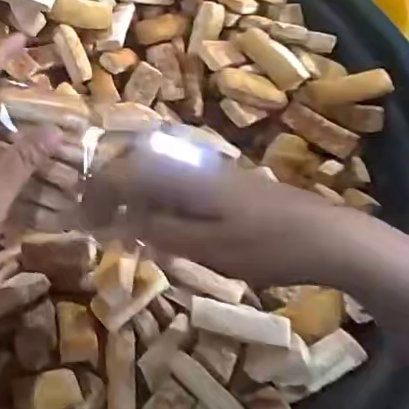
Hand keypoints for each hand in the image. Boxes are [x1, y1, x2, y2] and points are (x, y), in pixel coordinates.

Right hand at [77, 128, 377, 286]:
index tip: (81, 225)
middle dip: (104, 192)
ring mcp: (200, 166)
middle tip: (95, 224)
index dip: (92, 199)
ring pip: (144, 169)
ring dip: (124, 192)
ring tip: (117, 223)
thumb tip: (117, 223)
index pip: (115, 177)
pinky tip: (154, 219)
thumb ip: (157, 231)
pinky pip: (165, 176)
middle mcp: (182, 160)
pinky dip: (148, 194)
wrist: (327, 235)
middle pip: (125, 165)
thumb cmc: (264, 245)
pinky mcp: (214, 176)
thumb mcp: (205, 248)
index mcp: (174, 174)